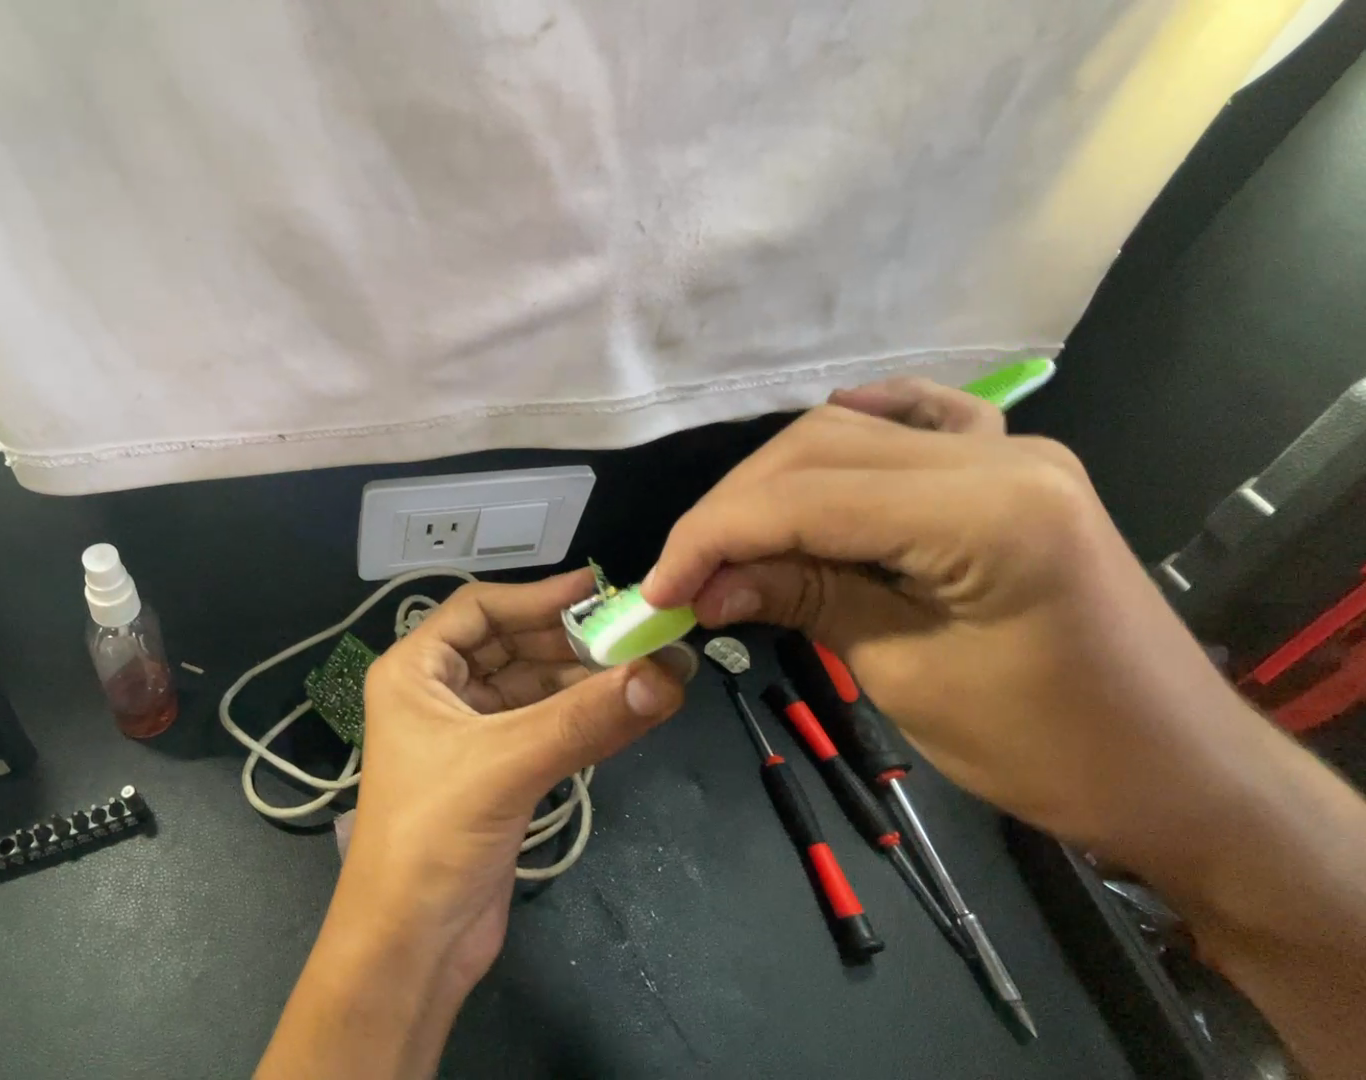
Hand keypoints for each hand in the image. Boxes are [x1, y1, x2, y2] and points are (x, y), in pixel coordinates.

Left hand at [257, 569, 685, 1078]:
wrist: (410, 942)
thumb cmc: (432, 837)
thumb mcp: (505, 765)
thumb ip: (584, 719)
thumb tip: (666, 676)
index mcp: (414, 671)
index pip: (477, 610)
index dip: (536, 597)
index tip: (599, 592)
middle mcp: (437, 693)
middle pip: (510, 645)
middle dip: (569, 641)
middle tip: (638, 635)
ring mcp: (466, 734)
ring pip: (531, 688)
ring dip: (583, 681)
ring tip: (648, 671)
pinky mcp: (494, 771)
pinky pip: (542, 726)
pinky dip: (580, 717)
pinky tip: (626, 710)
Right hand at [639, 377, 1247, 858]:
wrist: (1177, 772)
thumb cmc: (1048, 747)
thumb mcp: (906, 676)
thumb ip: (802, 601)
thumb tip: (702, 585)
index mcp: (987, 512)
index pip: (804, 496)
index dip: (711, 537)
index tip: (657, 589)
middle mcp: (999, 456)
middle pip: (816, 450)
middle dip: (730, 513)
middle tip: (681, 578)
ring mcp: (1010, 453)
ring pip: (848, 433)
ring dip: (772, 486)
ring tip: (727, 550)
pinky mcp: (1011, 469)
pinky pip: (919, 421)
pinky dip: (857, 426)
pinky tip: (820, 437)